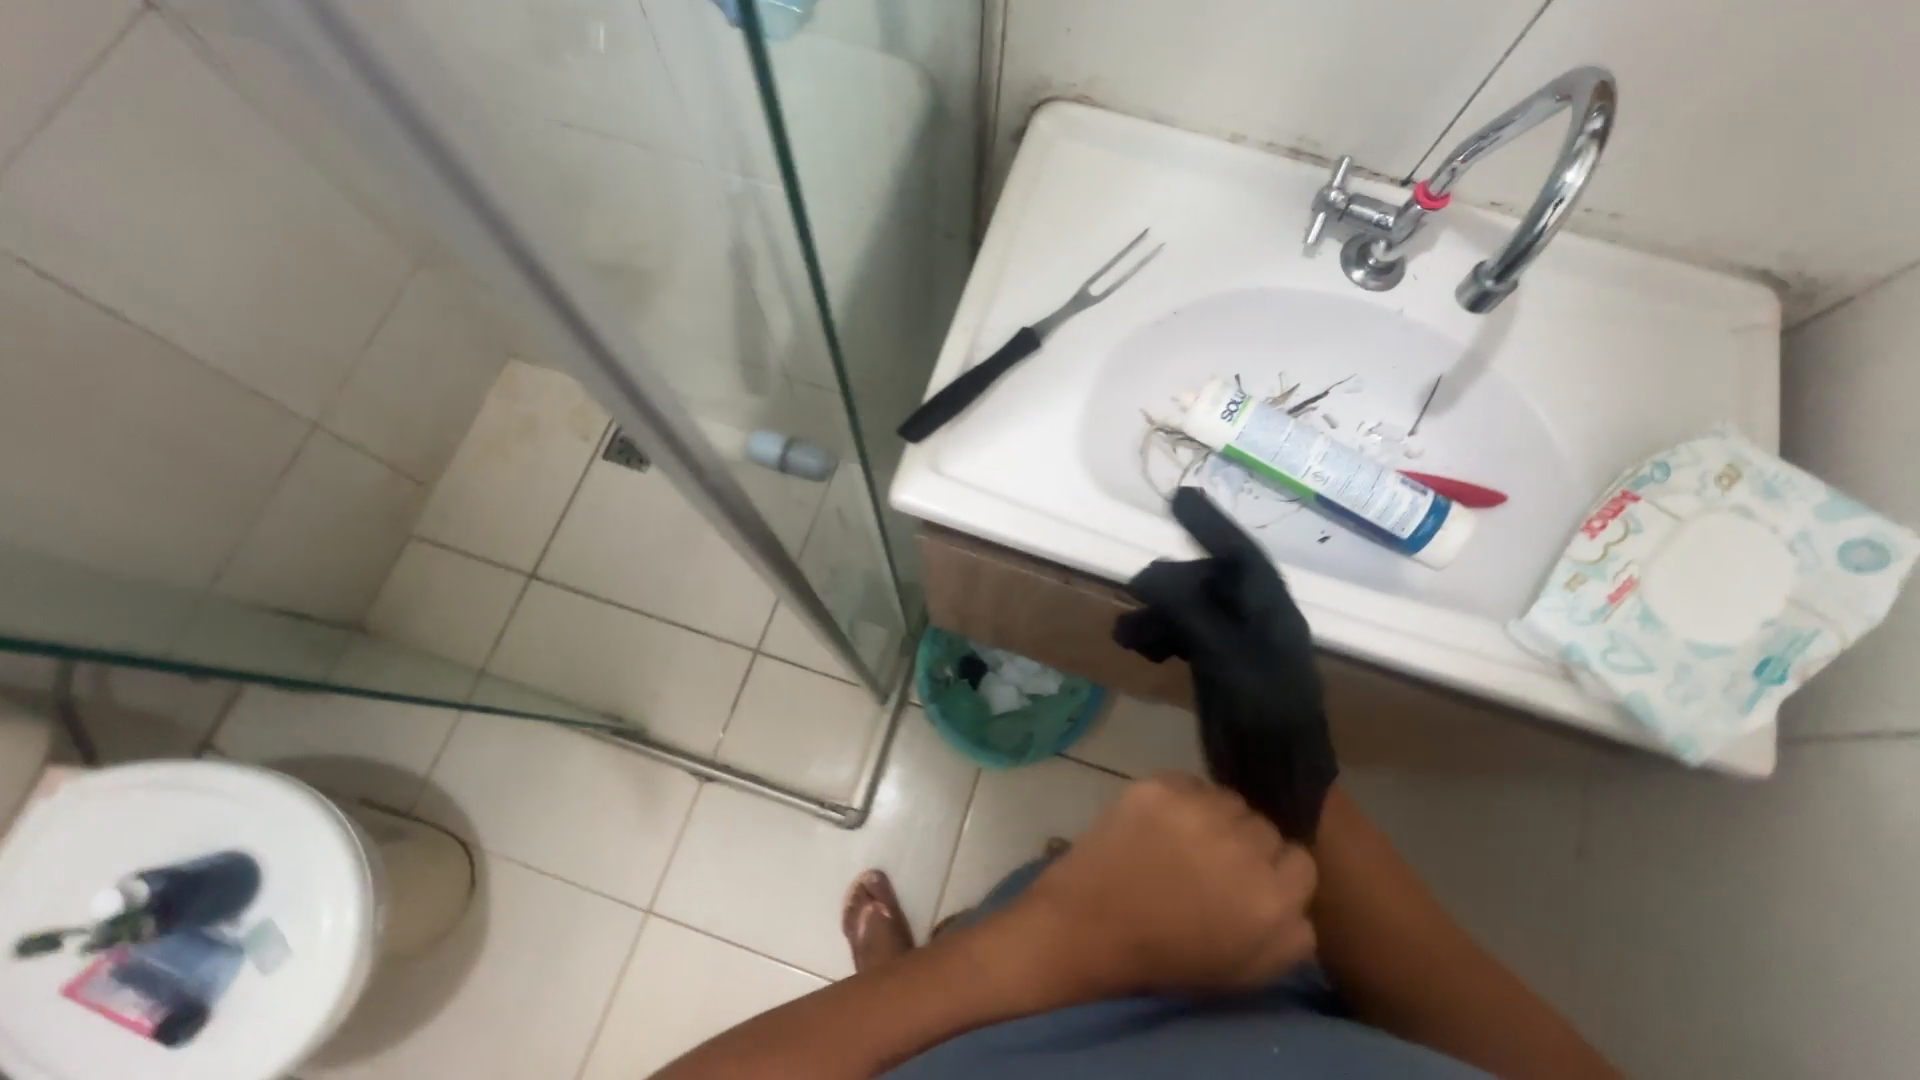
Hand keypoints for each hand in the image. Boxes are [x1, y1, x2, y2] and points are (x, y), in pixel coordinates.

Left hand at [1005, 773, 1317, 997]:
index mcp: (1272, 898)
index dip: (1275, 871)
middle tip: (1213, 863)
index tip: (1248, 880)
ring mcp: (1199, 811)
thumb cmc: (1168, 957)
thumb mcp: (1248, 970)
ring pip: (1230, 799)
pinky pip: (1191, 782)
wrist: (1087, 925)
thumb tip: (1298, 895)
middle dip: (1246, 844)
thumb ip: (1294, 933)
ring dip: (1216, 817)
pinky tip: (1161, 825)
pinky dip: (1182, 799)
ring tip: (1185, 841)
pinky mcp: (1161, 788)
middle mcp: (1243, 846)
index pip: (1301, 861)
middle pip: (1266, 826)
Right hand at [1113, 487, 1337, 839]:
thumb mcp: (1226, 663)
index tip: (1178, 498)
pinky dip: (1161, 640)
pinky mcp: (1223, 677)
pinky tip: (1142, 652)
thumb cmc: (1262, 729)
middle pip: (1210, 585)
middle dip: (1169, 586)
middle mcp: (1260, 628)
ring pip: (1193, 614)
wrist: (1276, 797)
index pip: (1243, 558)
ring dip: (1158, 616)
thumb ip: (1190, 612)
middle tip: (1132, 592)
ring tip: (1125, 636)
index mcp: (1274, 618)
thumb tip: (1148, 574)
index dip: (1212, 526)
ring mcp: (1241, 653)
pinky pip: (1187, 641)